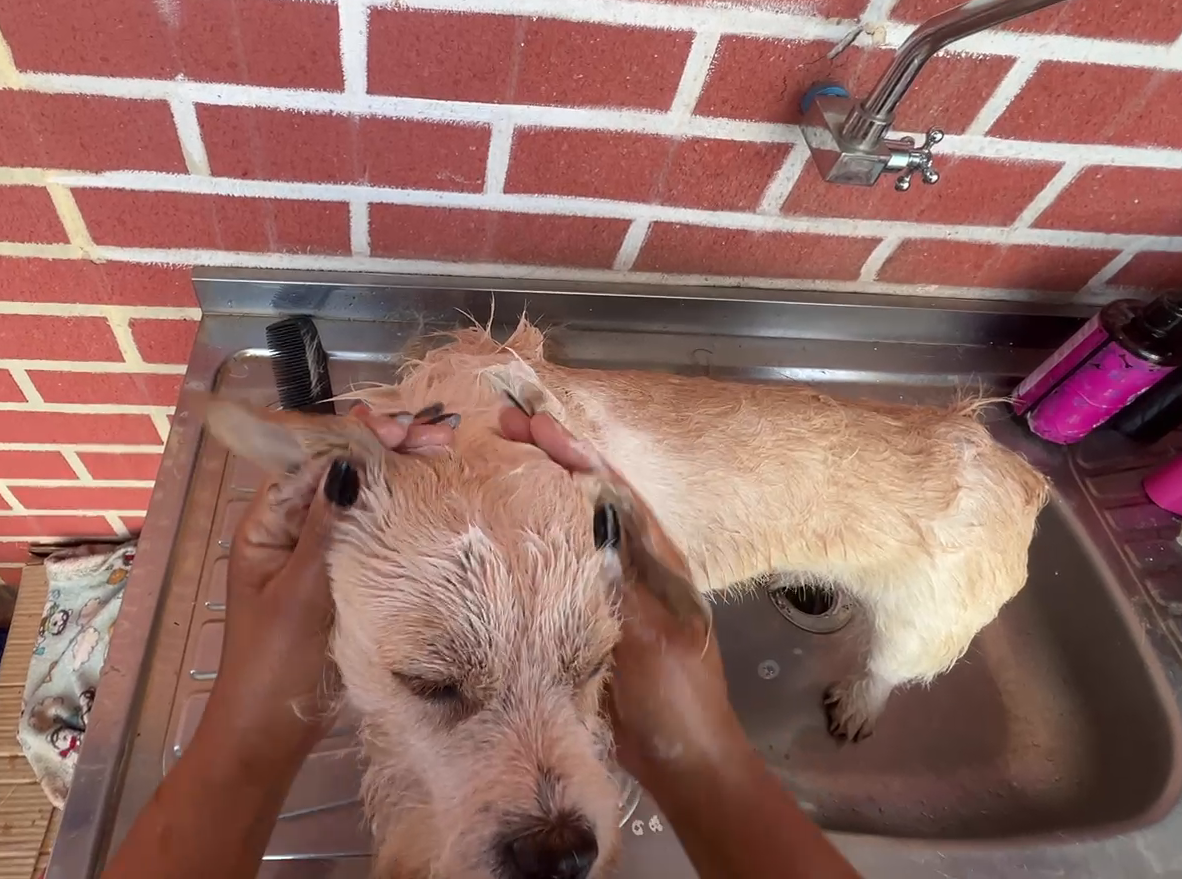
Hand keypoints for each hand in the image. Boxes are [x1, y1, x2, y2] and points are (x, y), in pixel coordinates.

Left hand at [207, 407, 457, 762]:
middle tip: (436, 434)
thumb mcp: (299, 593)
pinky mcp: (342, 567)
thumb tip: (347, 465)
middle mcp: (292, 524)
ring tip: (441, 446)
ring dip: (396, 467)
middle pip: (338, 468)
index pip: (310, 460)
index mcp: (267, 522)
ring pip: (358, 491)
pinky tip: (428, 487)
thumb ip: (325, 529)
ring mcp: (319, 545)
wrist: (271, 733)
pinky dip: (397, 501)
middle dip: (384, 445)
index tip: (399, 428)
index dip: (354, 437)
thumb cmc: (275, 662)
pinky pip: (369, 522)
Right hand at [495, 410, 744, 786]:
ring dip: (539, 484)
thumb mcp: (648, 632)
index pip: (610, 484)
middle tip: (505, 425)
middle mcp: (633, 554)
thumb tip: (590, 512)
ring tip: (499, 454)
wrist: (681, 757)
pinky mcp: (589, 604)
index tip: (535, 424)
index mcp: (655, 552)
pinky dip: (531, 532)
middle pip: (588, 491)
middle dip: (551, 454)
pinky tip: (502, 522)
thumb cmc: (673, 694)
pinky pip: (558, 556)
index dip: (574, 451)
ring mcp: (611, 578)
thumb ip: (619, 574)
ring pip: (571, 517)